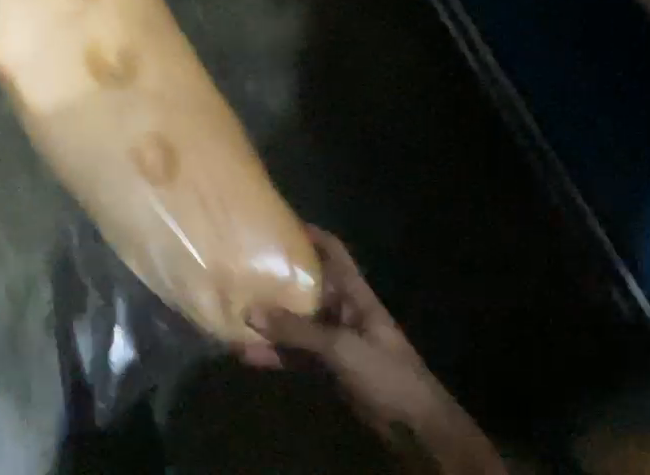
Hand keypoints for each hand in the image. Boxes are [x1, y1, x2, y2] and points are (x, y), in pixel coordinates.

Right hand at [243, 226, 455, 433]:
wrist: (415, 428)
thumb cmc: (386, 372)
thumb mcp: (340, 347)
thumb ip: (296, 330)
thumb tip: (249, 311)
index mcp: (354, 294)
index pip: (333, 252)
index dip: (310, 234)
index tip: (278, 222)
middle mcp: (342, 310)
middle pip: (307, 285)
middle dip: (277, 278)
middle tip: (242, 266)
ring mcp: (334, 339)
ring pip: (296, 322)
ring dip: (270, 321)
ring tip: (234, 313)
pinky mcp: (328, 366)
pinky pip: (295, 352)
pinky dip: (274, 353)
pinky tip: (248, 354)